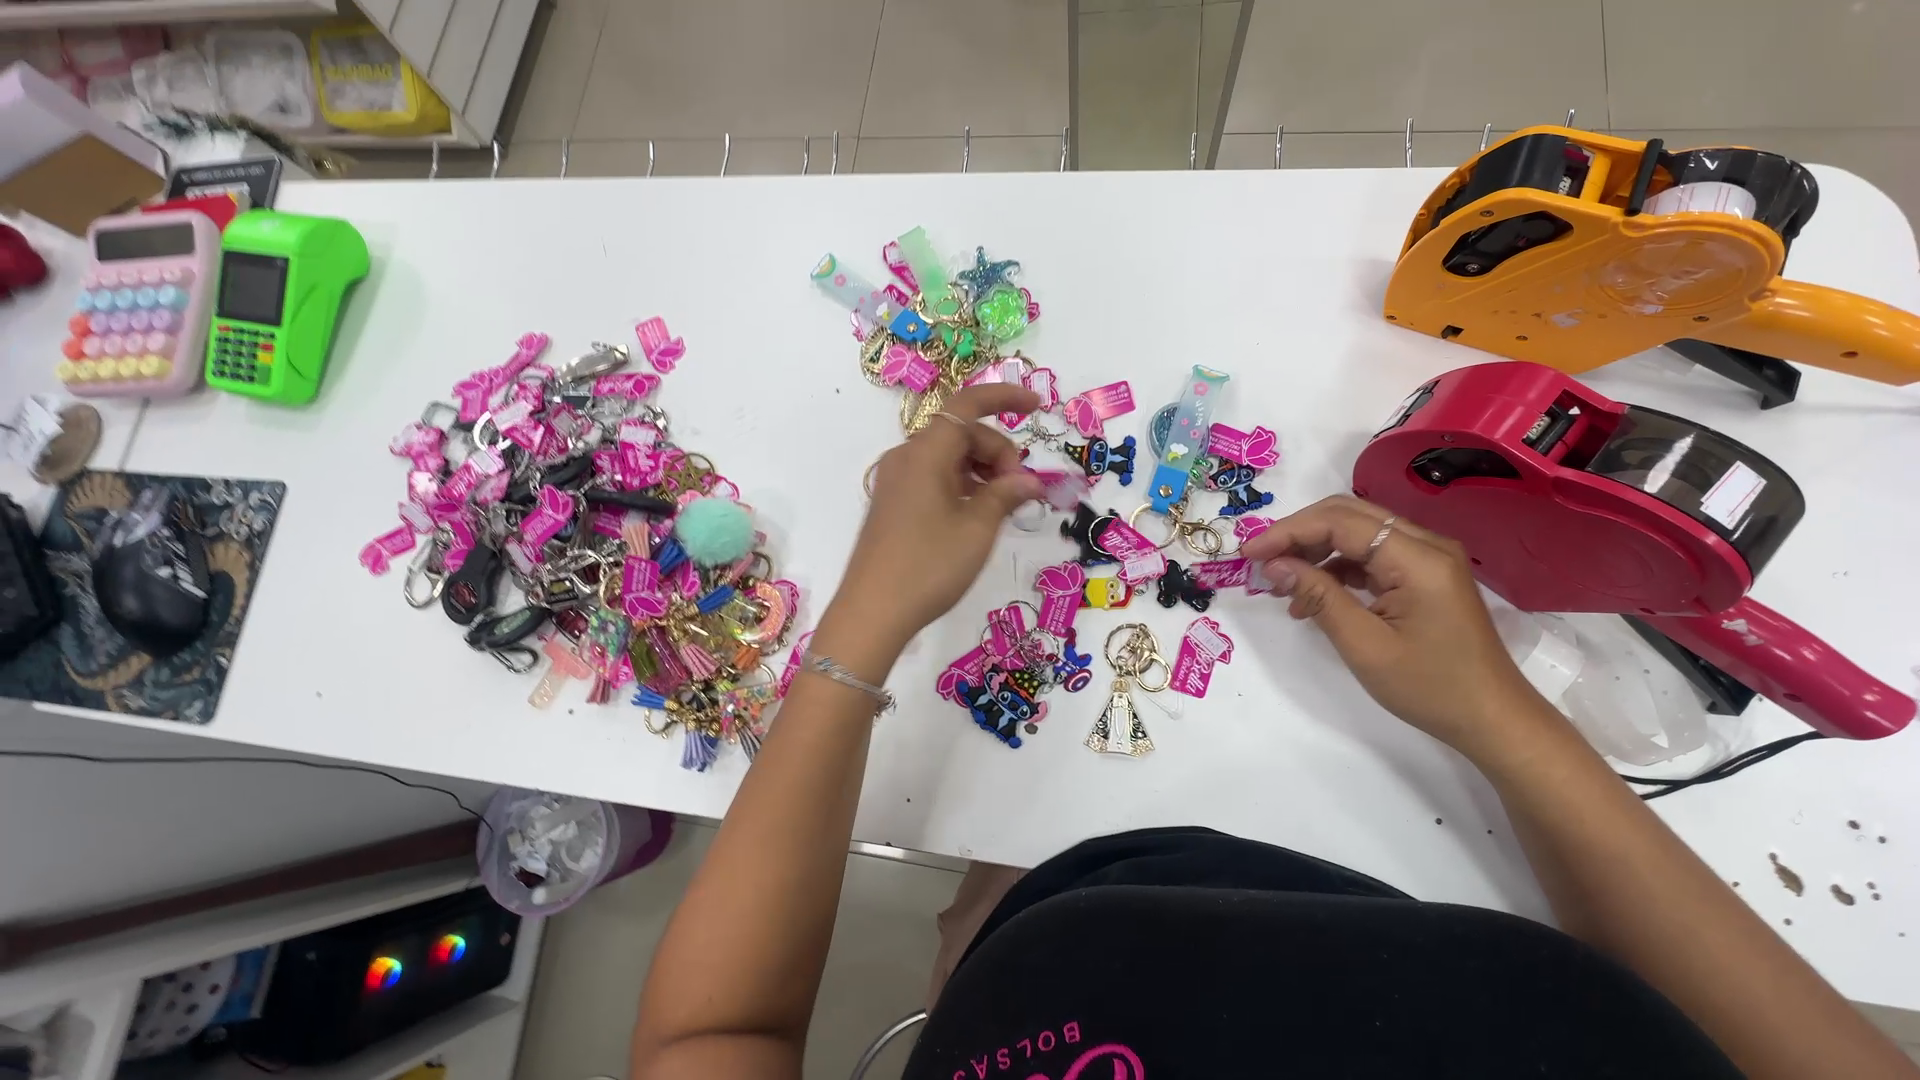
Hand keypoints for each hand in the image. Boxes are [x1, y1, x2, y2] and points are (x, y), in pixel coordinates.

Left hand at [830, 384, 1043, 646]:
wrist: (872, 612)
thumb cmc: (929, 566)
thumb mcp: (977, 529)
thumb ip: (1006, 494)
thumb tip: (1029, 480)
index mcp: (925, 452)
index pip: (968, 404)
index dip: (1005, 398)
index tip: (1037, 408)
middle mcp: (906, 457)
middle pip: (961, 432)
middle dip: (998, 451)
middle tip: (1021, 492)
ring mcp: (895, 480)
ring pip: (948, 457)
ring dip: (981, 470)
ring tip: (1004, 506)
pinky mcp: (893, 503)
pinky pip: (934, 477)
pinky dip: (962, 485)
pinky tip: (978, 515)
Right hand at [1240, 495, 1548, 755]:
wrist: (1491, 718)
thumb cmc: (1429, 687)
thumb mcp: (1364, 645)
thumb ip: (1318, 597)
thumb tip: (1274, 565)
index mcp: (1418, 558)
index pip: (1340, 523)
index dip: (1289, 532)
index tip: (1249, 554)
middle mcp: (1426, 545)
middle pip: (1349, 515)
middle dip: (1298, 532)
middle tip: (1259, 560)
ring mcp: (1428, 558)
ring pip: (1359, 532)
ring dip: (1315, 548)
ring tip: (1280, 581)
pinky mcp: (1424, 576)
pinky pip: (1372, 554)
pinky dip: (1337, 566)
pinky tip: (1312, 594)